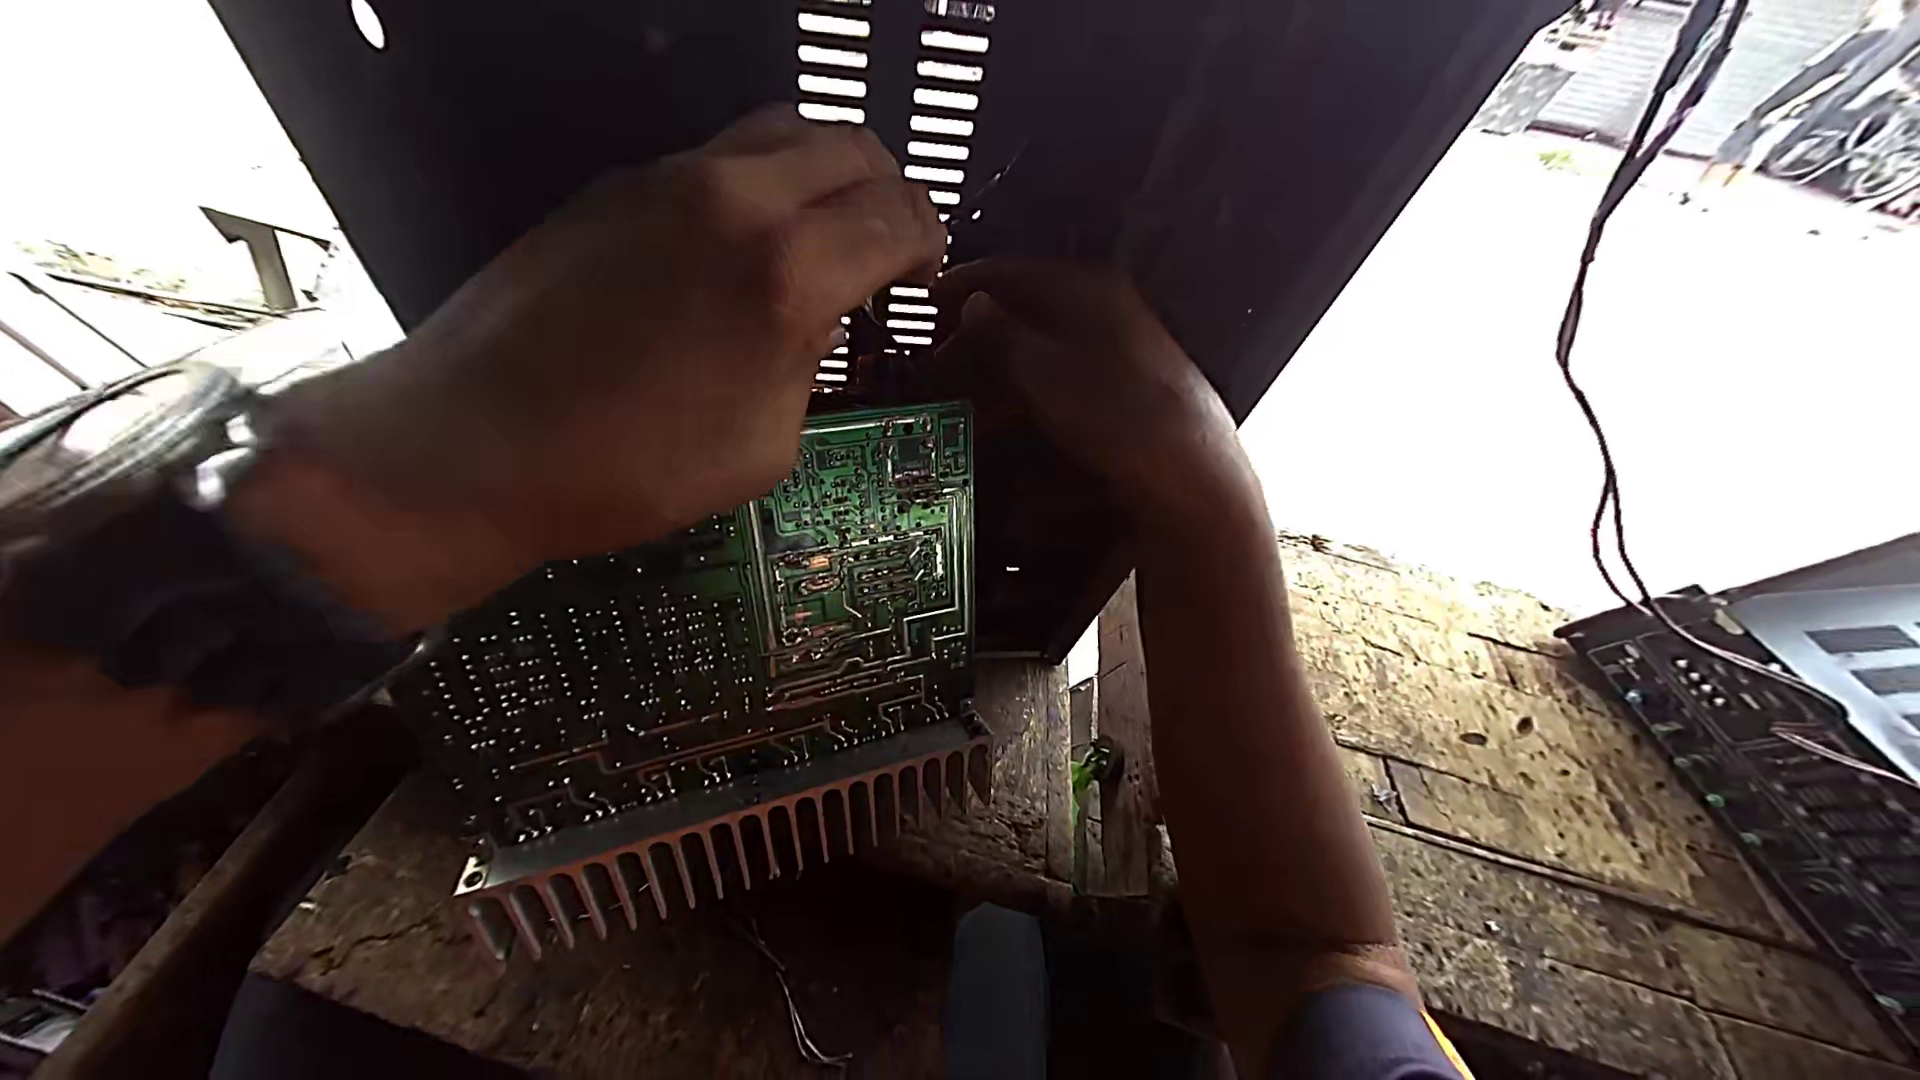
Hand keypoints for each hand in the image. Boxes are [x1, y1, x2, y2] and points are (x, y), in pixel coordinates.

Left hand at [240, 106, 945, 628]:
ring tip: (826, 242)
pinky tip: (748, 250)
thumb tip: (816, 321)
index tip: (922, 276)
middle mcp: (737, 200)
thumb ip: (809, 365)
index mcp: (787, 274)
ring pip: (786, 131)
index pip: (899, 215)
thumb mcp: (767, 444)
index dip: (928, 242)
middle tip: (887, 255)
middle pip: (853, 148)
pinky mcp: (618, 186)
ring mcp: (669, 180)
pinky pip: (722, 158)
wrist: (475, 448)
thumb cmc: (636, 470)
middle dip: (891, 197)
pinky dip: (765, 187)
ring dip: (829, 179)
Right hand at [929, 259, 1252, 522]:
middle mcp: (1101, 309)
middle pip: (1020, 311)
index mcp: (1086, 286)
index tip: (930, 303)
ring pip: (1035, 347)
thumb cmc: (1125, 413)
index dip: (961, 286)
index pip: (1007, 270)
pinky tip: (1007, 416)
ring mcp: (1110, 347)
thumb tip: (971, 310)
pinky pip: (1055, 376)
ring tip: (966, 395)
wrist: (1184, 470)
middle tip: (942, 359)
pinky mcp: (1115, 384)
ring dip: (995, 368)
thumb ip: (999, 334)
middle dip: (975, 337)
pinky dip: (1023, 391)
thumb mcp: (1043, 370)